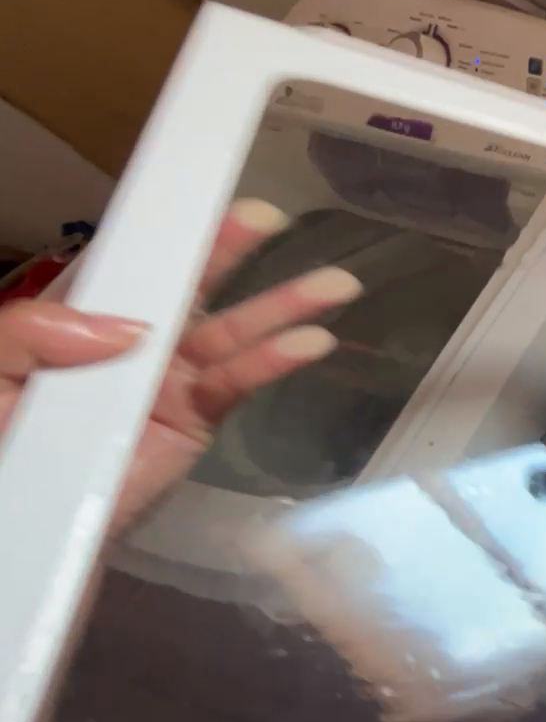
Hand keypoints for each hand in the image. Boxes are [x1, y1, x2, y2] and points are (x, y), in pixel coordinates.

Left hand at [0, 199, 362, 533]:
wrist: (14, 524)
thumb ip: (25, 338)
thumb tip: (131, 327)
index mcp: (68, 323)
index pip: (122, 266)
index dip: (162, 233)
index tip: (199, 196)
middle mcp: (126, 342)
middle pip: (184, 287)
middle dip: (229, 250)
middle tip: (271, 216)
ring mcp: (167, 379)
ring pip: (232, 332)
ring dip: (286, 306)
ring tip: (338, 286)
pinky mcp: (198, 417)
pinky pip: (239, 382)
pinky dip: (276, 362)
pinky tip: (312, 343)